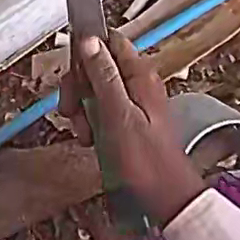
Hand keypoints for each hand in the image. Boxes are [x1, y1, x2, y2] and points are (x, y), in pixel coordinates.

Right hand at [60, 32, 205, 225]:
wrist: (166, 200)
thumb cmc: (144, 160)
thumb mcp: (117, 114)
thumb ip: (102, 75)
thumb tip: (89, 40)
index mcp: (139, 75)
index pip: (109, 40)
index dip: (86, 51)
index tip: (74, 74)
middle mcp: (136, 83)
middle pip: (95, 65)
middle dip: (78, 86)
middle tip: (72, 109)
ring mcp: (131, 102)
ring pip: (93, 88)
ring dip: (80, 107)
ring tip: (84, 131)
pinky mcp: (126, 120)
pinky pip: (98, 109)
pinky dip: (88, 121)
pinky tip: (89, 138)